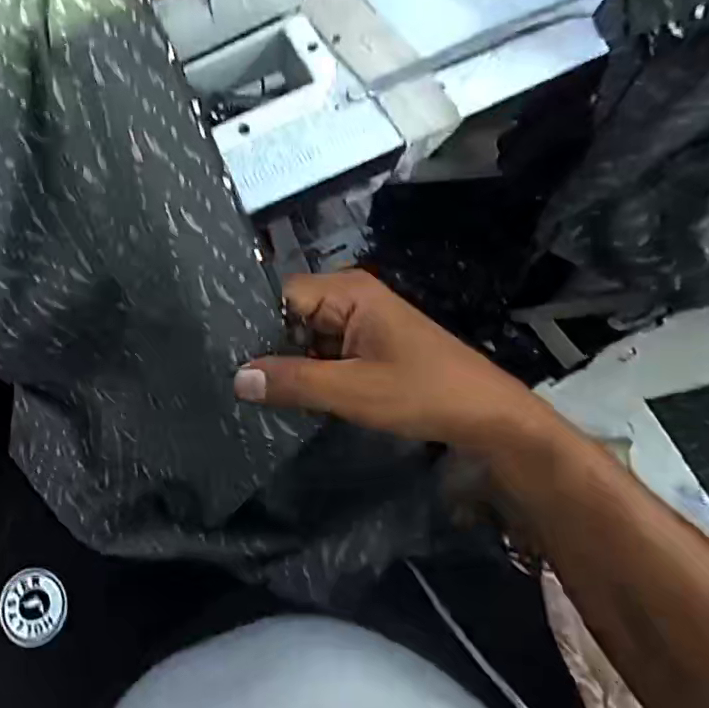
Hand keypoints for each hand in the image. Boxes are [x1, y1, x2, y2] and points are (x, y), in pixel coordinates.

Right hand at [234, 270, 561, 452]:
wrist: (486, 415)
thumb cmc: (423, 393)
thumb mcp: (353, 391)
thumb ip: (294, 382)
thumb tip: (237, 377)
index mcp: (349, 292)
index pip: (281, 295)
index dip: (253, 323)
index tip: (222, 356)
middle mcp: (352, 298)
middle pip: (291, 315)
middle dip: (268, 348)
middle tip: (231, 380)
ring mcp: (362, 322)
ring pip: (307, 338)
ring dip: (290, 365)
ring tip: (251, 392)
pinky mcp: (369, 346)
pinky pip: (326, 353)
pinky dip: (311, 374)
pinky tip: (288, 397)